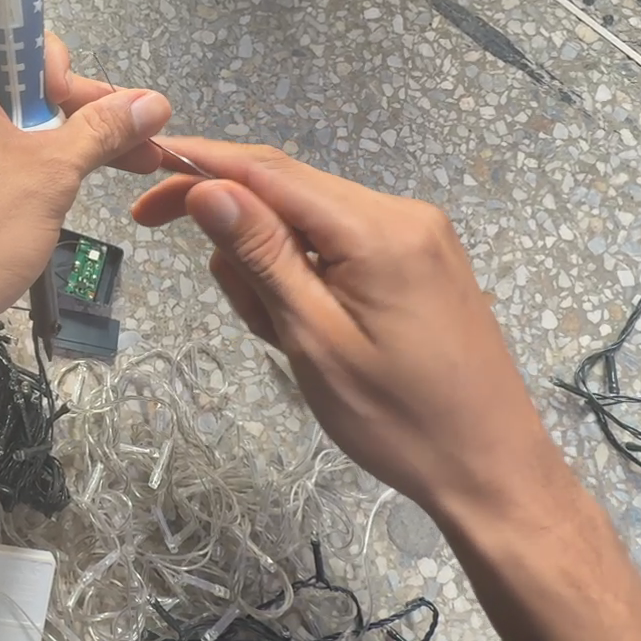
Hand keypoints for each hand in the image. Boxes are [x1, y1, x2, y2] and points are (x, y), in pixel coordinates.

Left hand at [0, 20, 170, 379]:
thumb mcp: (51, 172)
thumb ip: (102, 128)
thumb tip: (153, 102)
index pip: (13, 27)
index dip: (56, 64)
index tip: (75, 107)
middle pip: (7, 72)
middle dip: (67, 106)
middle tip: (119, 141)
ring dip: (46, 137)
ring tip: (99, 168)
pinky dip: (8, 156)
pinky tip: (46, 186)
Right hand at [130, 140, 569, 524]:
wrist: (497, 478)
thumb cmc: (399, 419)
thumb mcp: (313, 337)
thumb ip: (260, 254)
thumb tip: (205, 187)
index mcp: (377, 228)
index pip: (266, 170)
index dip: (198, 161)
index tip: (144, 164)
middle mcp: (398, 212)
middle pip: (281, 191)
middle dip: (234, 233)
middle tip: (229, 298)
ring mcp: (410, 233)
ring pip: (299, 221)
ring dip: (268, 267)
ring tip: (282, 334)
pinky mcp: (411, 257)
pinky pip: (328, 242)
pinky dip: (297, 274)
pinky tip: (306, 325)